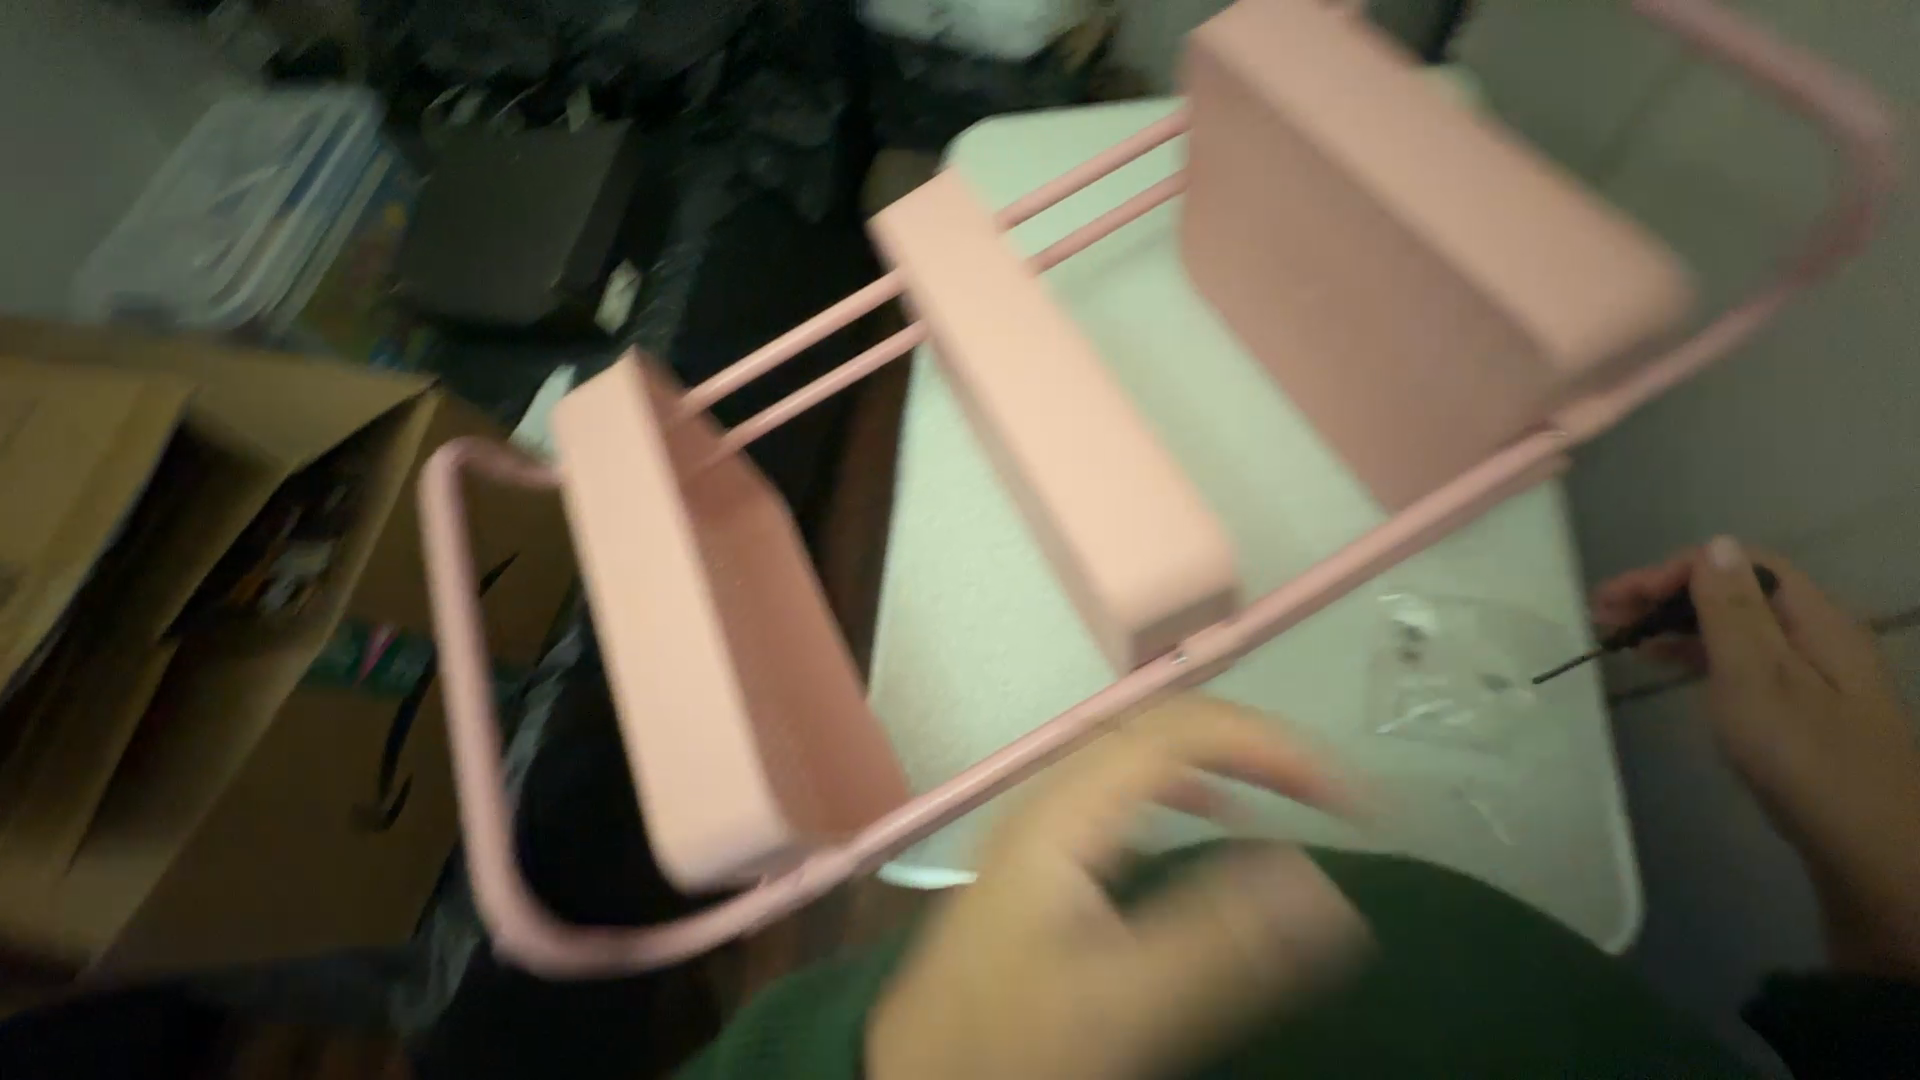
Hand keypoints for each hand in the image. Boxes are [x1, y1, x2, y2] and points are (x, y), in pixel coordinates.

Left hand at [866, 696, 1369, 1079]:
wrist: (917, 1078)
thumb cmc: (1010, 1044)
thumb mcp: (1123, 1005)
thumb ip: (1223, 944)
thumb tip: (1327, 885)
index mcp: (1067, 809)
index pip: (1179, 729)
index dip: (1269, 743)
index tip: (1349, 799)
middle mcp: (1054, 797)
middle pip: (1161, 728)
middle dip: (1252, 743)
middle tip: (1330, 793)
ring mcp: (1047, 823)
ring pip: (1145, 756)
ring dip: (1222, 760)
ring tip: (1289, 793)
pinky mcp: (1051, 856)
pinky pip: (1131, 792)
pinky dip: (1186, 789)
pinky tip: (1211, 816)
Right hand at [1594, 538, 1919, 974]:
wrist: (1869, 844)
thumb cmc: (1804, 754)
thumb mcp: (1757, 675)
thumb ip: (1733, 609)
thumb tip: (1715, 544)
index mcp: (1814, 622)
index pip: (1742, 565)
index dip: (1676, 570)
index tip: (1620, 599)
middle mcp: (1815, 636)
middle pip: (1734, 590)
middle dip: (1663, 593)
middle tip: (1601, 614)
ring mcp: (1806, 671)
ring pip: (1730, 622)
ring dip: (1670, 620)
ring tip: (1617, 636)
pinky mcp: (1793, 701)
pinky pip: (1733, 654)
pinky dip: (1689, 649)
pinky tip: (1659, 663)